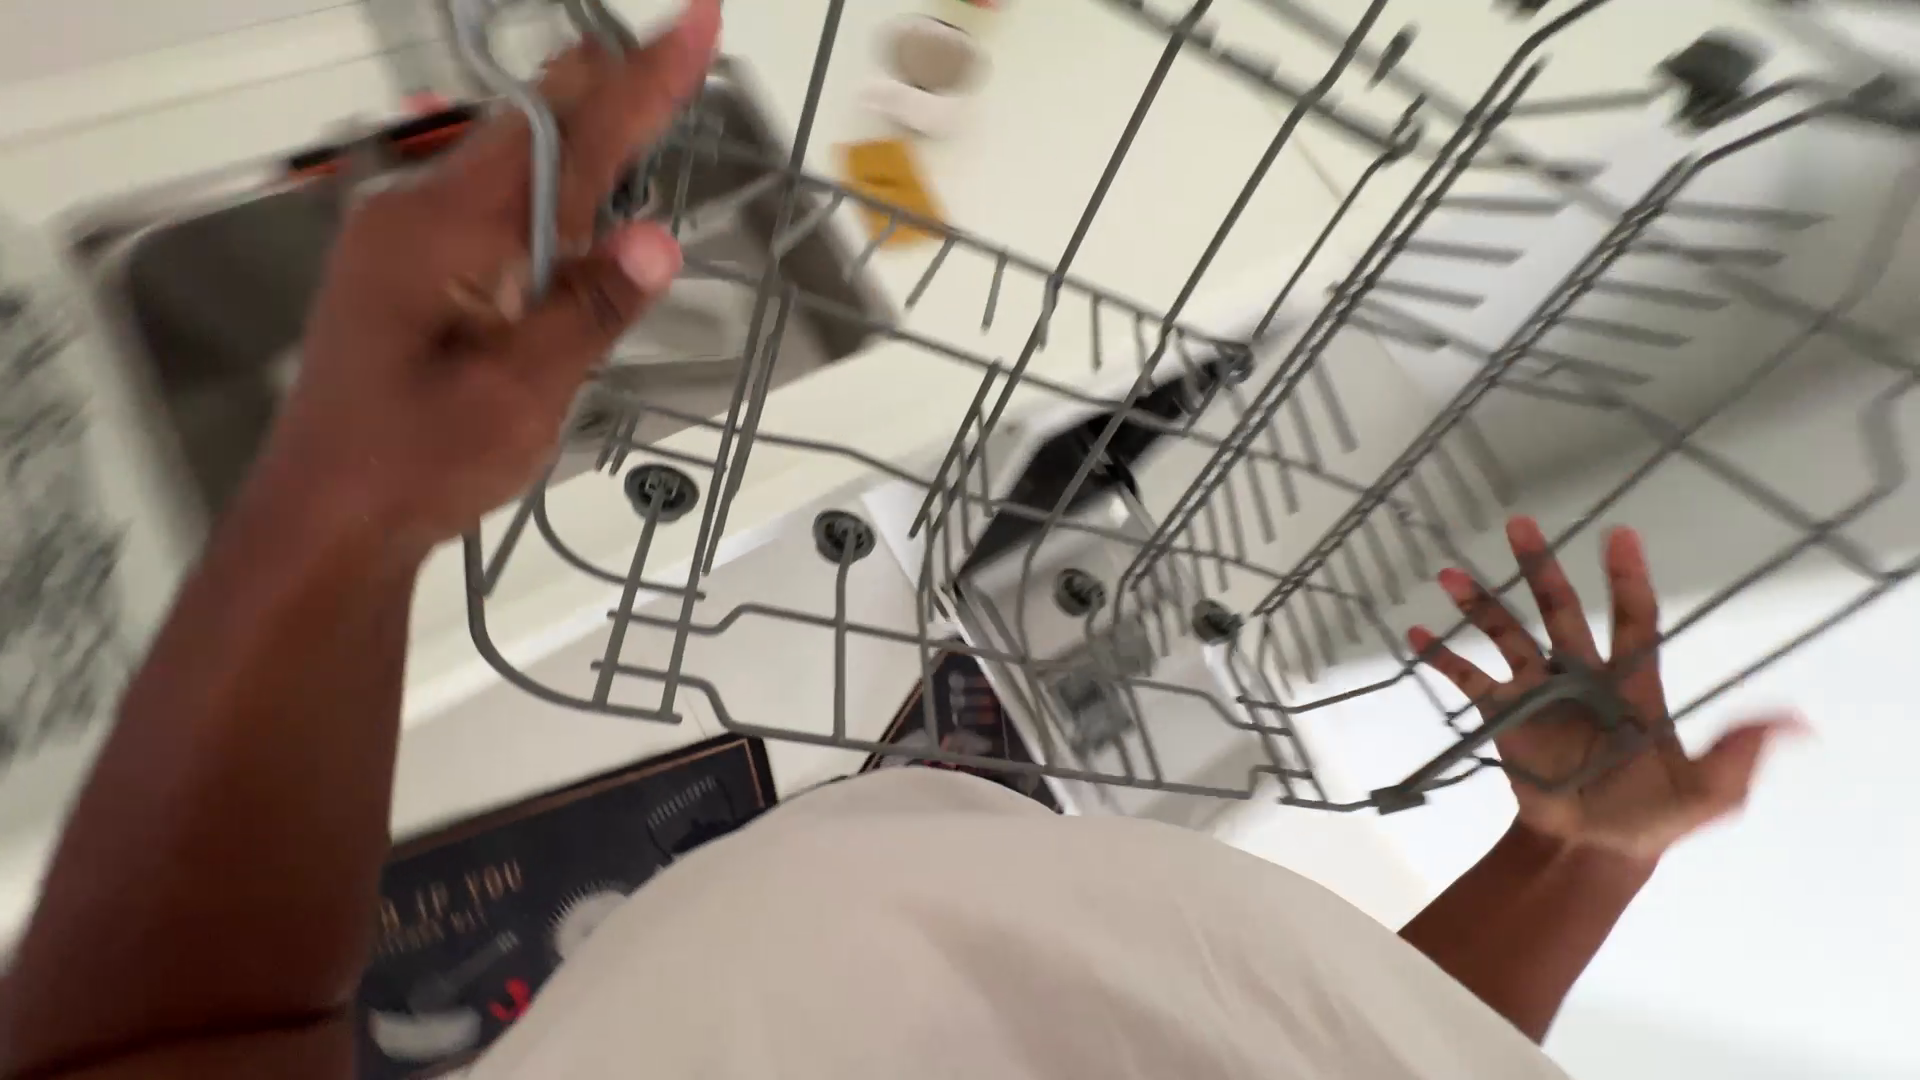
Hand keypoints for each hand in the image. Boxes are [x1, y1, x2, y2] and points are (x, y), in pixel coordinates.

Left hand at [258, 0, 720, 552]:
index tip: (694, 23)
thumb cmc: (420, 460)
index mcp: (445, 228)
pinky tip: (593, 205)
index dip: (637, 80)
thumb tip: (658, 241)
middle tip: (682, 53)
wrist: (335, 515)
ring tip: (651, 112)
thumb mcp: (520, 391)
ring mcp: (421, 243)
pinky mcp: (426, 275)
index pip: (561, 135)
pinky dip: (566, 200)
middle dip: (615, 90)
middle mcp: (427, 214)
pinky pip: (509, 218)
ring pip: (525, 176)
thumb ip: (589, 311)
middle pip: (539, 133)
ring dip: (595, 146)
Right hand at [1408, 517, 1801, 861]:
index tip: (1618, 535)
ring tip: (1448, 576)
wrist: (1588, 843)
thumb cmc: (1651, 816)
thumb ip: (1737, 756)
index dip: (1626, 579)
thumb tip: (1792, 719)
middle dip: (1539, 568)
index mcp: (1629, 684)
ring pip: (1503, 634)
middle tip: (1519, 525)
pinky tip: (1416, 635)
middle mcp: (1577, 674)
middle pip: (1558, 611)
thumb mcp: (1707, 795)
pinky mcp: (1498, 710)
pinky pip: (1464, 677)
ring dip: (1477, 604)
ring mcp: (1533, 689)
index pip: (1633, 620)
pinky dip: (1439, 656)